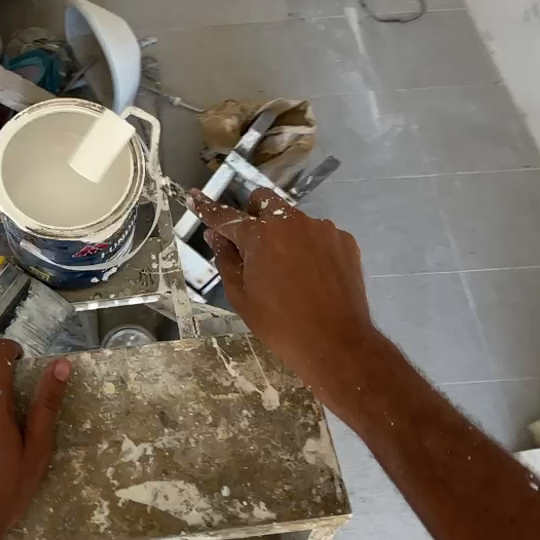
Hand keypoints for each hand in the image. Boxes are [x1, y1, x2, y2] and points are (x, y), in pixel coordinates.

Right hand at [189, 189, 377, 387]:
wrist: (336, 344)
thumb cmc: (280, 324)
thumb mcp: (241, 296)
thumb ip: (226, 259)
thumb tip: (216, 236)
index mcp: (260, 235)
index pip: (226, 217)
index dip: (207, 207)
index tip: (194, 196)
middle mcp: (291, 222)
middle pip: (264, 201)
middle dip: (253, 215)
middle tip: (253, 245)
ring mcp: (322, 229)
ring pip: (293, 220)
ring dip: (284, 235)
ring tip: (289, 271)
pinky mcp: (345, 240)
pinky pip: (318, 235)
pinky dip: (310, 247)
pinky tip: (313, 276)